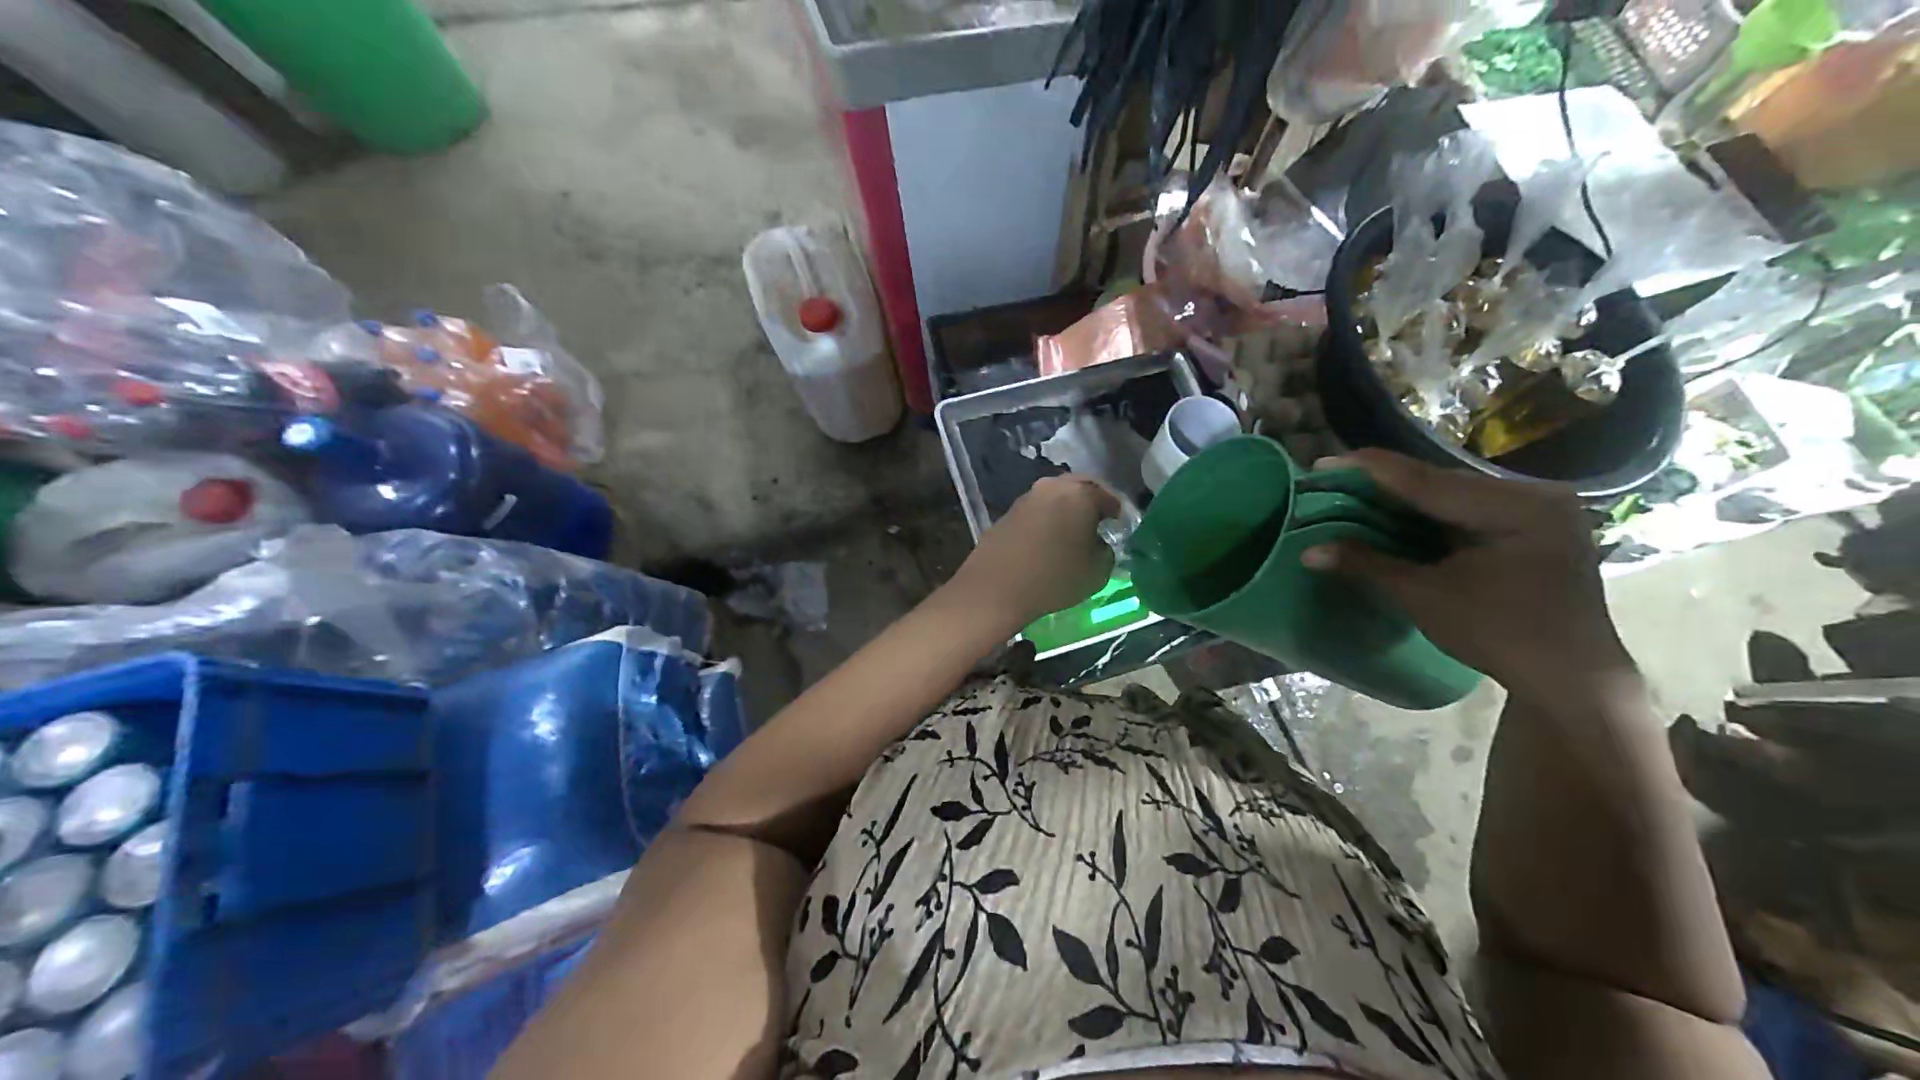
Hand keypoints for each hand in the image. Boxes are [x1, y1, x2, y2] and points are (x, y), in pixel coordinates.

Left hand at [949, 475, 1121, 627]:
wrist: (995, 589)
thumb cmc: (1055, 578)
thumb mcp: (1098, 571)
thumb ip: (1105, 550)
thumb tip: (1096, 543)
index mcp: (1080, 494)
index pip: (1108, 497)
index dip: (1116, 513)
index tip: (1118, 527)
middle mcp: (1052, 487)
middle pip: (1079, 488)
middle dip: (1091, 503)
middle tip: (1098, 524)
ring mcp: (1026, 498)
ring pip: (1055, 498)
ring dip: (1065, 510)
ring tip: (1071, 533)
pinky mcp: (1006, 513)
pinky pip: (1035, 512)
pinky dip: (1045, 521)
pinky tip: (1046, 541)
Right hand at [1299, 449, 1633, 701]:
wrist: (1570, 678)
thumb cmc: (1499, 635)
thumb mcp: (1424, 596)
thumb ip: (1367, 564)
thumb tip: (1307, 551)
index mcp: (1519, 506)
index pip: (1428, 481)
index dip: (1370, 471)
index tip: (1322, 462)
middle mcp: (1535, 495)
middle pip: (1441, 482)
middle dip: (1384, 484)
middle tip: (1332, 480)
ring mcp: (1539, 509)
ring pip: (1452, 494)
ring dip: (1403, 498)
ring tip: (1353, 493)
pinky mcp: (1533, 526)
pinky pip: (1467, 509)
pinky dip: (1428, 513)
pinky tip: (1394, 514)